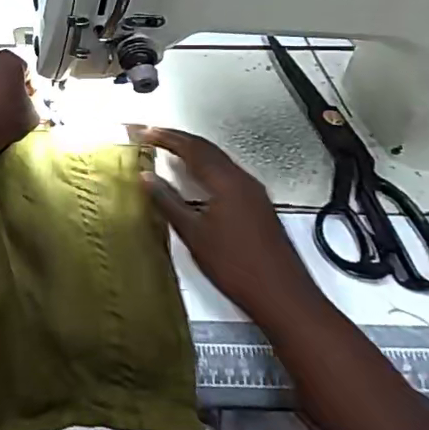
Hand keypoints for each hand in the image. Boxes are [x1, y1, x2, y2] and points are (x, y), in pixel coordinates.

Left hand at [0, 50, 38, 158]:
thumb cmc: (5, 118)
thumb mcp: (32, 115)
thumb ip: (34, 104)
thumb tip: (28, 106)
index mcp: (9, 60)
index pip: (27, 70)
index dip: (31, 87)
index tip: (30, 101)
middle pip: (6, 71)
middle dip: (12, 86)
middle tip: (16, 105)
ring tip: (0, 112)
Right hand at [138, 128, 327, 327]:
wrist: (283, 297)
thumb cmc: (236, 267)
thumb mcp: (193, 234)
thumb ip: (167, 201)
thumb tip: (146, 177)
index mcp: (226, 182)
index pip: (192, 148)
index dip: (166, 137)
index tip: (145, 132)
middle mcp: (244, 181)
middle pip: (208, 149)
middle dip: (179, 139)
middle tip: (153, 134)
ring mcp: (255, 193)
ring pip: (219, 160)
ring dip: (193, 151)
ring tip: (170, 150)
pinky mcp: (259, 206)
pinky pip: (228, 173)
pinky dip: (207, 166)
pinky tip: (197, 177)